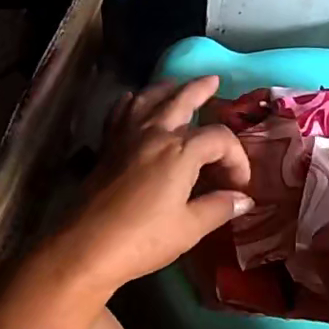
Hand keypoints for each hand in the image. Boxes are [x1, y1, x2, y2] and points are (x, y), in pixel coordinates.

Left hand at [49, 76, 253, 292]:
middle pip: (181, 100)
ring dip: (166, 88)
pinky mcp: (106, 147)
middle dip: (200, 90)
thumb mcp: (189, 228)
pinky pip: (121, 112)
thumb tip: (243, 199)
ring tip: (176, 85)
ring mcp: (126, 137)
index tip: (239, 186)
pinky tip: (135, 103)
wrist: (86, 247)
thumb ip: (218, 208)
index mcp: (181, 151)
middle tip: (213, 81)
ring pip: (148, 99)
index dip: (237, 159)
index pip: (220, 139)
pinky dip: (133, 102)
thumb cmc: (143, 239)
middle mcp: (154, 133)